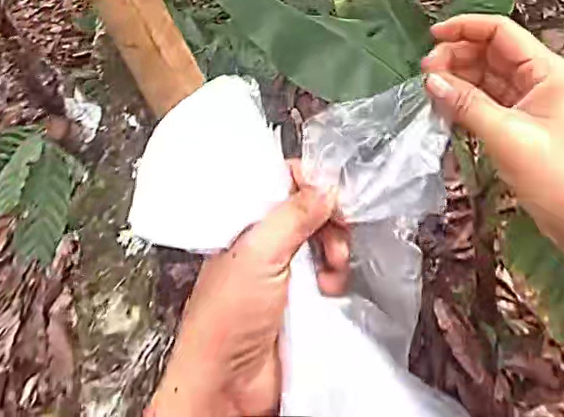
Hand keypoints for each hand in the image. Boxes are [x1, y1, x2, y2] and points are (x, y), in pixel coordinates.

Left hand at [147, 165, 349, 416]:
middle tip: (336, 232)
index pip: (279, 181)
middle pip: (305, 210)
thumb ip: (292, 215)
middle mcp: (262, 239)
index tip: (330, 192)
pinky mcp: (299, 299)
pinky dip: (335, 276)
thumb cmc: (227, 312)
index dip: (307, 182)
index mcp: (244, 218)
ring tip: (332, 267)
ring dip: (333, 249)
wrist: (228, 382)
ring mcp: (281, 270)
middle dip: (327, 218)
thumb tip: (324, 188)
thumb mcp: (259, 251)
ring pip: (319, 241)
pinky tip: (330, 288)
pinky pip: (325, 275)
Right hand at [422, 14, 563, 252]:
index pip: (500, 31)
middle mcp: (539, 80)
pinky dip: (463, 99)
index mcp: (547, 72)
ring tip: (432, 91)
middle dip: (455, 55)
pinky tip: (444, 107)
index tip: (432, 37)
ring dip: (456, 78)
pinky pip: (485, 98)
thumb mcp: (508, 137)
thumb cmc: (561, 179)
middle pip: (488, 50)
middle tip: (427, 74)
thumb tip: (429, 79)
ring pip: (483, 74)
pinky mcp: (520, 123)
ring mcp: (530, 102)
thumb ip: (466, 103)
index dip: (464, 27)